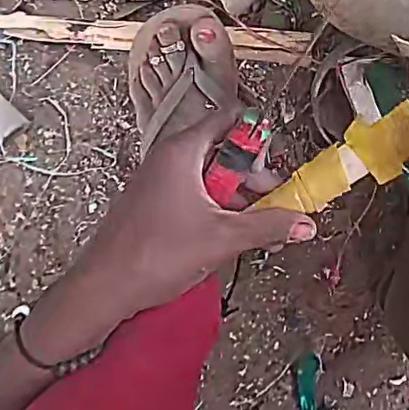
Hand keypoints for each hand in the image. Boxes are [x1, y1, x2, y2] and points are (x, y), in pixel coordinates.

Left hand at [22, 106, 315, 363]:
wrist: (102, 290)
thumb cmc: (156, 255)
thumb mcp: (222, 238)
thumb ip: (268, 226)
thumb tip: (306, 223)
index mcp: (182, 151)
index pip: (228, 119)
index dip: (258, 135)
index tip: (279, 160)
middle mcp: (170, 157)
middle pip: (223, 150)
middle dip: (253, 175)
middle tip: (275, 200)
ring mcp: (161, 180)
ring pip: (210, 175)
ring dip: (237, 195)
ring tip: (258, 224)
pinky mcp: (156, 202)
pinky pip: (195, 192)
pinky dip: (217, 207)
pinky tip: (230, 233)